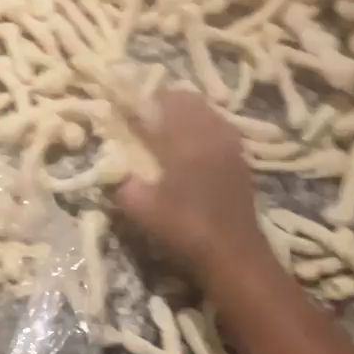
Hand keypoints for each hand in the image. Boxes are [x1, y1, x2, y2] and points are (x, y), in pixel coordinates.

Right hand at [112, 90, 271, 277]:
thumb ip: (122, 181)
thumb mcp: (139, 207)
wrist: (232, 253)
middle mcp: (210, 134)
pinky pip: (218, 128)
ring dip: (184, 114)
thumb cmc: (183, 227)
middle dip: (163, 103)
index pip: (162, 103)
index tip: (125, 111)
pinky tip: (187, 148)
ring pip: (206, 112)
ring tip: (165, 130)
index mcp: (185, 140)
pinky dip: (201, 128)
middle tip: (144, 117)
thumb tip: (113, 166)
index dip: (141, 102)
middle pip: (188, 100)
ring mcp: (229, 145)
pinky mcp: (239, 159)